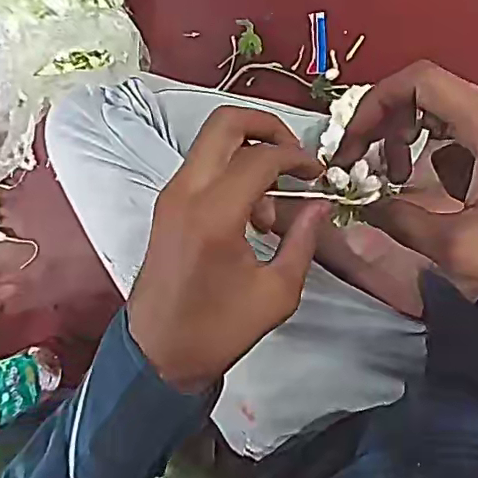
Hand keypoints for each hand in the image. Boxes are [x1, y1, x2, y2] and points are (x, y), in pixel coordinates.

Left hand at [128, 106, 329, 392]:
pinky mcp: (167, 205)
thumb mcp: (278, 291)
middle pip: (226, 122)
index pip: (262, 156)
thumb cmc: (217, 330)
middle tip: (294, 157)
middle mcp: (186, 193)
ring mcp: (171, 195)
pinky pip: (204, 165)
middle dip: (269, 127)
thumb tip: (320, 205)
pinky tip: (251, 213)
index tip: (318, 174)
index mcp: (214, 215)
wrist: (157, 355)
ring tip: (272, 203)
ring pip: (213, 140)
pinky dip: (233, 170)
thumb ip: (304, 239)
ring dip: (250, 152)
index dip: (298, 158)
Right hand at [333, 62, 477, 303]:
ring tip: (394, 178)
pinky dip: (432, 153)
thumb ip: (403, 222)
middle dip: (384, 123)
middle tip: (363, 162)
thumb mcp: (461, 245)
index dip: (374, 103)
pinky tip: (431, 189)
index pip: (418, 80)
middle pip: (424, 92)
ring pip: (438, 113)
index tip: (354, 142)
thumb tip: (366, 209)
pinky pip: (457, 135)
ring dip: (406, 139)